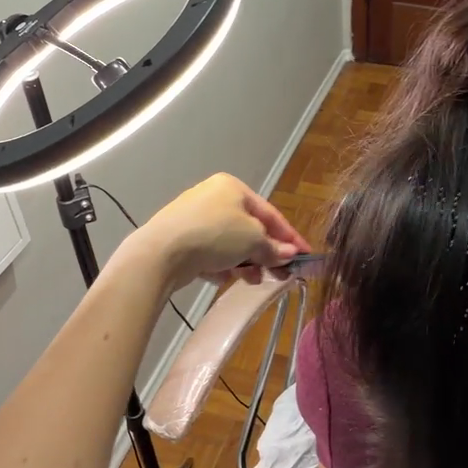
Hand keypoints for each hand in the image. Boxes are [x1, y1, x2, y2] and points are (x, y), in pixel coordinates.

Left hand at [123, 174, 310, 291]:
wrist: (161, 252)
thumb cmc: (215, 235)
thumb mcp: (253, 240)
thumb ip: (274, 248)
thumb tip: (290, 255)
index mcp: (232, 187)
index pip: (270, 213)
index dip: (290, 237)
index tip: (306, 256)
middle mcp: (213, 197)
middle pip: (250, 229)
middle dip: (265, 253)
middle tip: (279, 274)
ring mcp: (194, 218)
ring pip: (230, 243)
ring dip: (244, 262)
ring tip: (250, 280)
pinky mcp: (180, 239)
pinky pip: (210, 253)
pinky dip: (220, 265)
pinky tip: (222, 278)